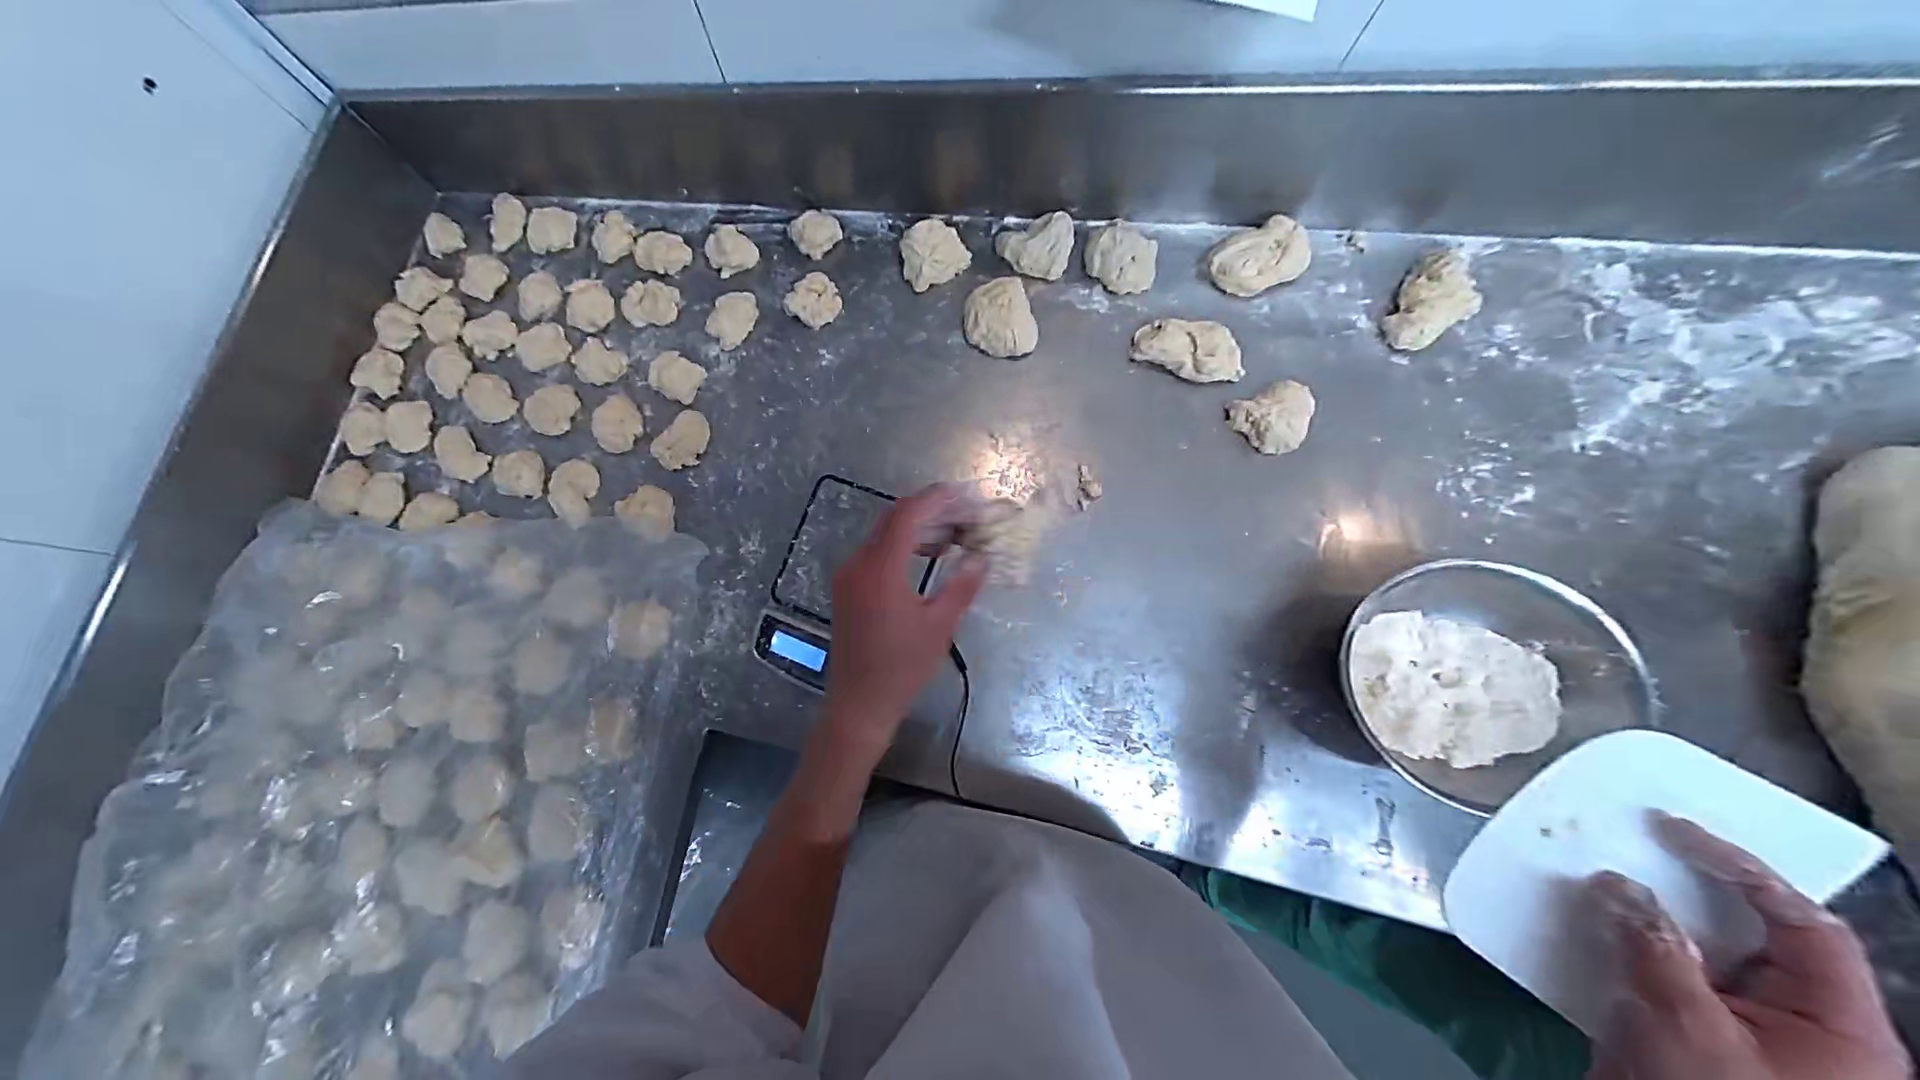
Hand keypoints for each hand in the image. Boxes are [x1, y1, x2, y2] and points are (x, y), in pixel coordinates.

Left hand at [824, 484, 986, 760]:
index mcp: (880, 569)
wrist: (860, 703)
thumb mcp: (940, 626)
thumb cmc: (902, 668)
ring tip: (956, 531)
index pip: (908, 515)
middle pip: (894, 519)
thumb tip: (981, 558)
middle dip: (932, 510)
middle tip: (967, 512)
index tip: (966, 493)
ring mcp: (849, 576)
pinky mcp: (848, 588)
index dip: (938, 499)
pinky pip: (877, 553)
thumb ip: (961, 586)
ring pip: (885, 534)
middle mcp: (858, 564)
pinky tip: (930, 553)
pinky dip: (904, 545)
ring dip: (919, 527)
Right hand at [1588, 816, 1908, 1079]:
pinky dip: (1632, 946)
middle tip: (1634, 846)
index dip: (1740, 868)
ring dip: (1652, 916)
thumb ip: (1654, 947)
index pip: (1805, 926)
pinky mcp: (1700, 1040)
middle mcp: (1805, 1027)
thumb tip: (1619, 885)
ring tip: (1606, 881)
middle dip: (1689, 888)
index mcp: (1840, 1029)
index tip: (1671, 829)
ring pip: (1705, 953)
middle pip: (1754, 935)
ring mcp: (1750, 1035)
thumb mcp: (1682, 1023)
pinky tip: (1594, 926)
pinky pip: (1671, 976)